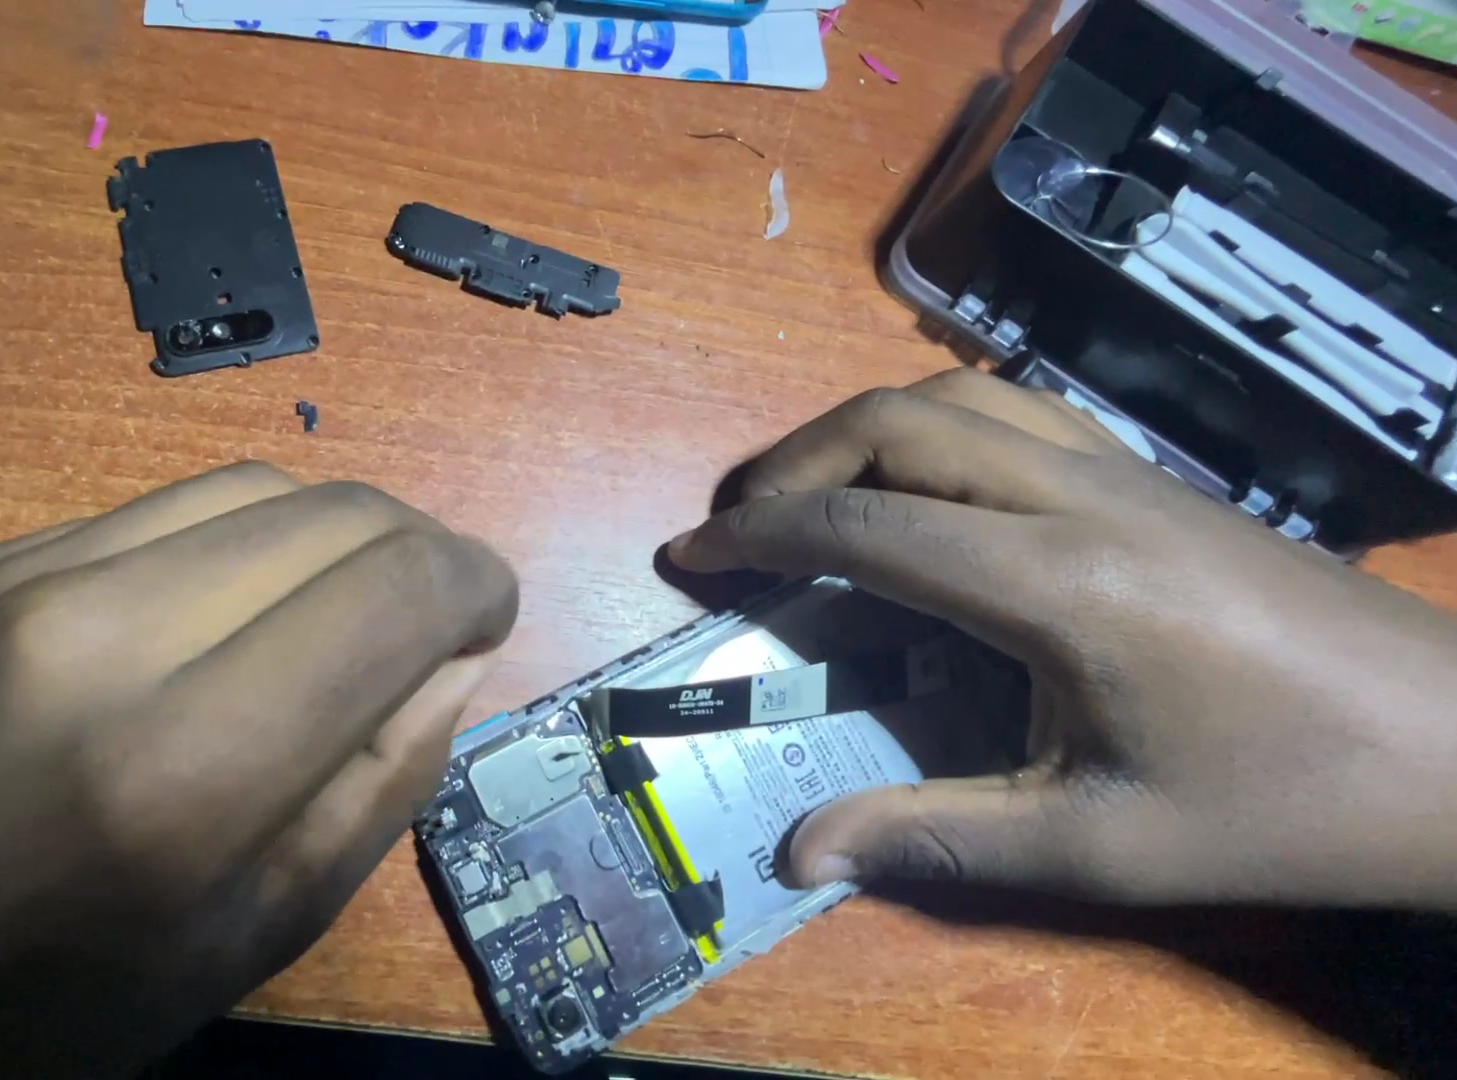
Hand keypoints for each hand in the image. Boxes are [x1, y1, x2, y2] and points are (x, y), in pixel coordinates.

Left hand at [0, 463, 517, 1077]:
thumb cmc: (58, 1012)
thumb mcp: (264, 933)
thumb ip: (384, 777)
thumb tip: (454, 654)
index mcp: (181, 767)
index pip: (394, 591)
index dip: (475, 583)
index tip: (492, 614)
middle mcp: (100, 632)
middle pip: (338, 513)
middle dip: (423, 548)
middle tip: (439, 608)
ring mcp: (26, 575)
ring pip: (264, 486)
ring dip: (344, 533)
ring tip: (354, 598)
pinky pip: (175, 507)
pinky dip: (254, 538)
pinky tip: (246, 598)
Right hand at [669, 369, 1456, 909]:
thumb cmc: (1287, 805)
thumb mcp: (1100, 849)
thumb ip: (934, 838)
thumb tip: (800, 856)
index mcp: (1059, 583)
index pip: (863, 525)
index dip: (756, 537)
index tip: (691, 557)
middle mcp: (1077, 494)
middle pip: (891, 422)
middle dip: (788, 467)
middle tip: (740, 529)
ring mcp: (1113, 467)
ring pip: (944, 395)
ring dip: (848, 435)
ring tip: (806, 497)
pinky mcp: (1136, 468)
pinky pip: (997, 406)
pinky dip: (917, 426)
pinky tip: (906, 482)